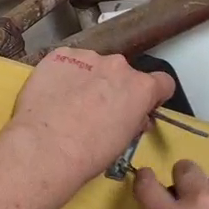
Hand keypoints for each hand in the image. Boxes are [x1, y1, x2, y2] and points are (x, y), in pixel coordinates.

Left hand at [5, 49, 176, 187]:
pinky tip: (53, 94)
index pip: (162, 82)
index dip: (152, 96)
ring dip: (87, 79)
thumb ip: (133, 120)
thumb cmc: (89, 153)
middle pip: (122, 73)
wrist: (46, 147)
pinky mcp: (58, 55)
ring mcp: (87, 57)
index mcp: (141, 87)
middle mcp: (118, 65)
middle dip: (114, 88)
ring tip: (69, 103)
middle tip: (97, 110)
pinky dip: (63, 74)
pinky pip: (66, 61)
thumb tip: (134, 117)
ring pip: (93, 65)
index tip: (140, 107)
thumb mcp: (124, 141)